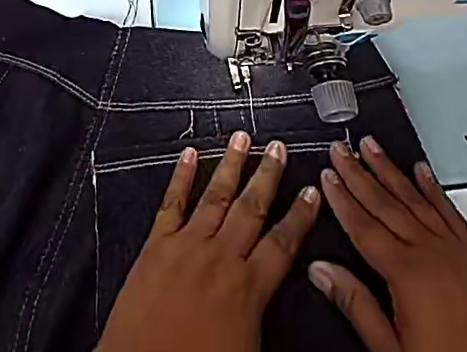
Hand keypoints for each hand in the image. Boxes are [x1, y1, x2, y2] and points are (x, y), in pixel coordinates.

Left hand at [96, 131, 322, 351]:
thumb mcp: (249, 351)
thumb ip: (264, 316)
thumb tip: (278, 299)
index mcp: (247, 290)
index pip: (282, 243)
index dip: (300, 217)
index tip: (311, 192)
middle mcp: (220, 259)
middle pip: (251, 208)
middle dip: (267, 175)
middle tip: (278, 147)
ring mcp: (186, 247)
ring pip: (215, 196)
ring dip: (231, 164)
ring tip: (241, 137)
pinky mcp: (155, 247)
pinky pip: (171, 204)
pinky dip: (180, 176)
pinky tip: (188, 154)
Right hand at [313, 138, 466, 351]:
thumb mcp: (392, 351)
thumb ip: (356, 304)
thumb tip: (322, 271)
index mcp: (407, 273)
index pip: (363, 224)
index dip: (341, 198)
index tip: (326, 175)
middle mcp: (431, 253)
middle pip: (385, 202)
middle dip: (358, 172)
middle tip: (341, 148)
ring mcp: (455, 251)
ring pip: (414, 198)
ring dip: (390, 169)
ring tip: (372, 146)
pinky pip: (449, 212)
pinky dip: (433, 189)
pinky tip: (422, 173)